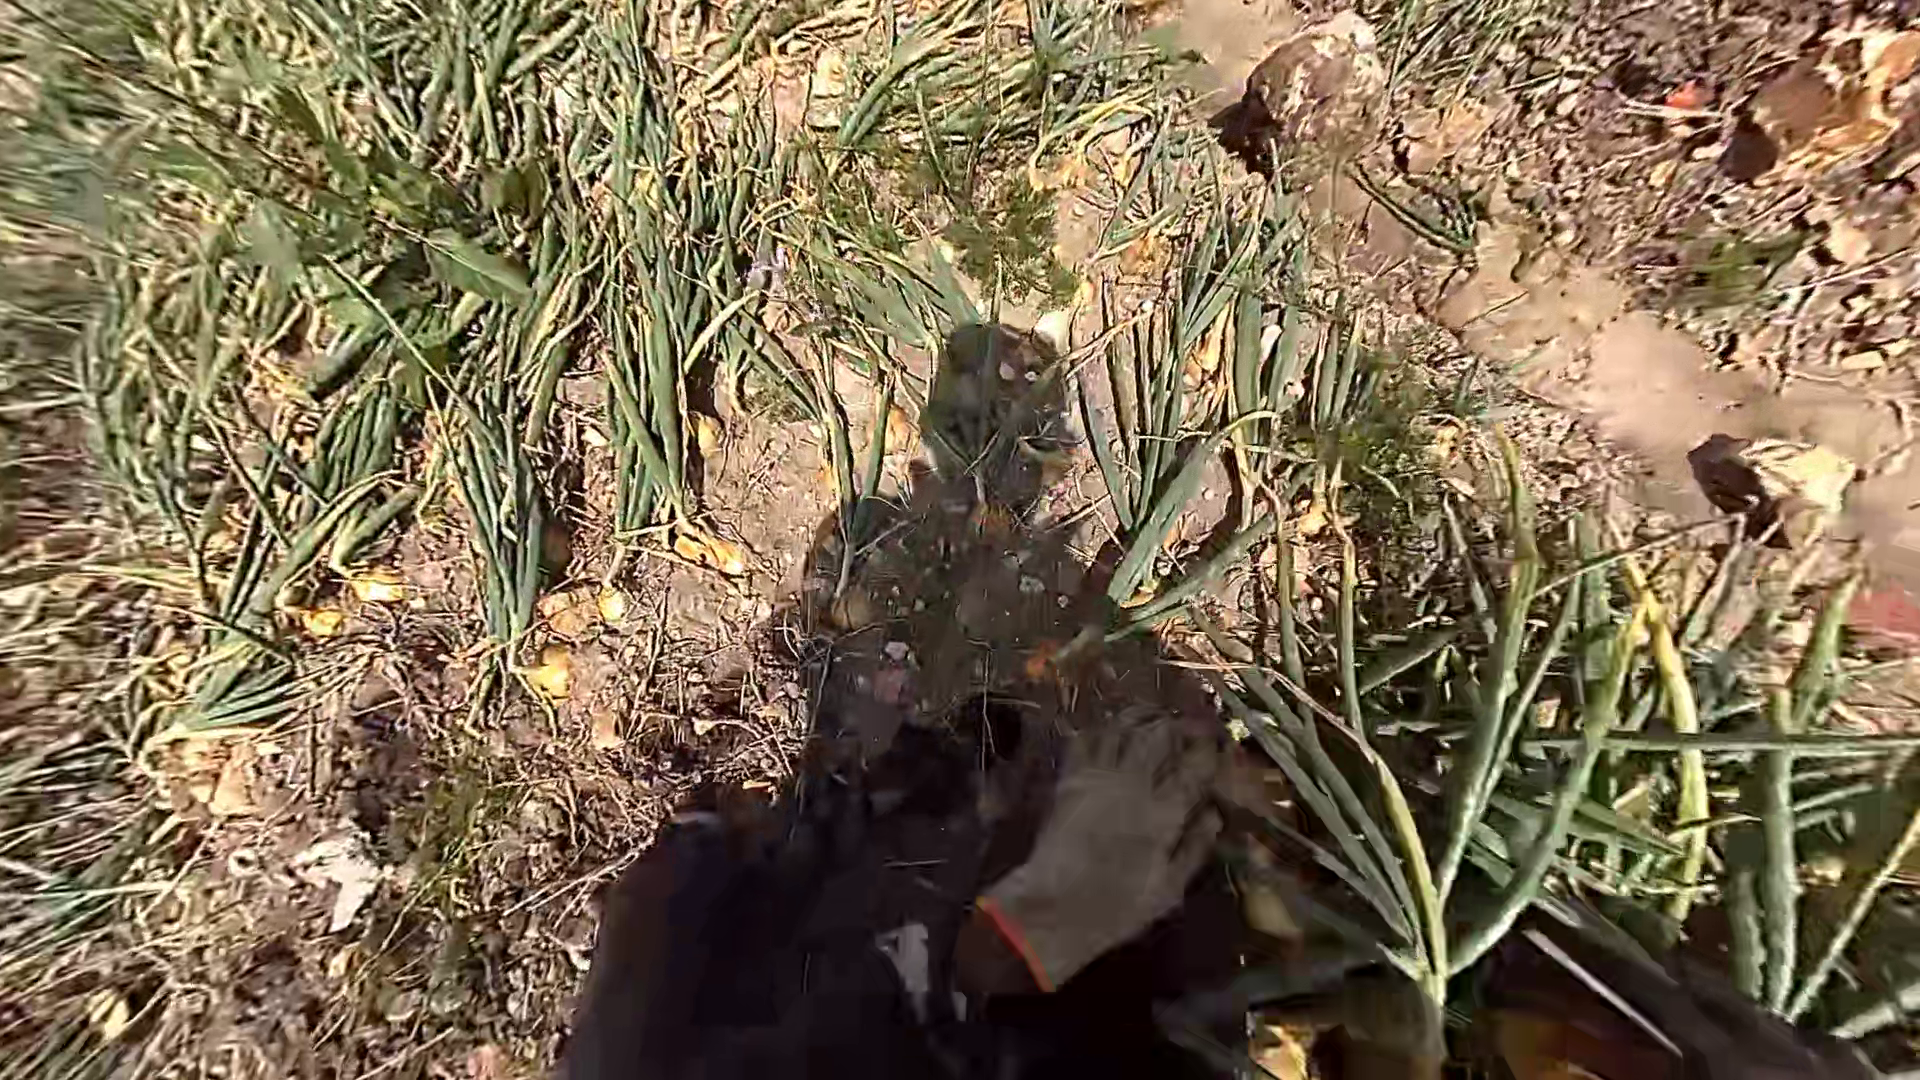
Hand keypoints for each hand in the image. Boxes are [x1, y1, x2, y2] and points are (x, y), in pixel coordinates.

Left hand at [981, 709, 1222, 986]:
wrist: (1056, 903)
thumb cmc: (1118, 905)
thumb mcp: (1169, 889)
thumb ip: (1194, 847)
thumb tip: (1215, 814)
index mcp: (1162, 814)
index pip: (1192, 769)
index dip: (1208, 749)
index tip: (1217, 740)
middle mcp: (1132, 784)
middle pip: (1158, 736)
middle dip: (1178, 724)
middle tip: (1189, 721)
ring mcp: (1097, 775)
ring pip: (1122, 728)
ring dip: (1141, 716)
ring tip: (1155, 713)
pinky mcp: (1070, 775)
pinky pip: (1086, 738)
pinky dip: (1101, 727)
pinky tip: (1111, 726)